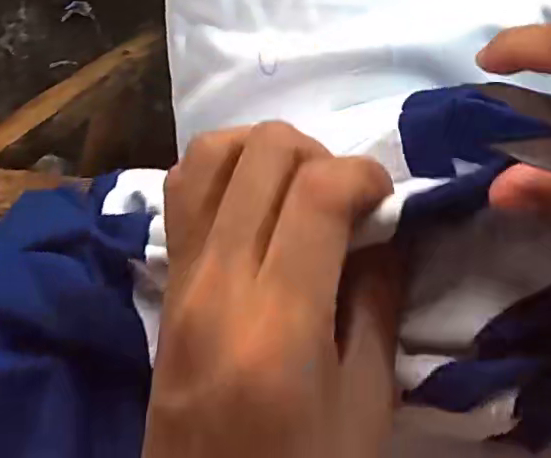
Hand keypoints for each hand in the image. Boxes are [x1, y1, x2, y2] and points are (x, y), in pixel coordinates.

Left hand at [145, 123, 400, 457]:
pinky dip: (225, 167)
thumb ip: (379, 296)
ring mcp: (182, 279)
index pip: (317, 190)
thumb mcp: (367, 399)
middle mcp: (219, 284)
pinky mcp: (166, 283)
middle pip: (265, 151)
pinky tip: (256, 198)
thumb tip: (383, 225)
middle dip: (320, 153)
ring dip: (267, 151)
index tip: (384, 198)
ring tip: (299, 188)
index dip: (363, 173)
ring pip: (214, 152)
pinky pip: (184, 187)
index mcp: (278, 324)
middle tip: (344, 198)